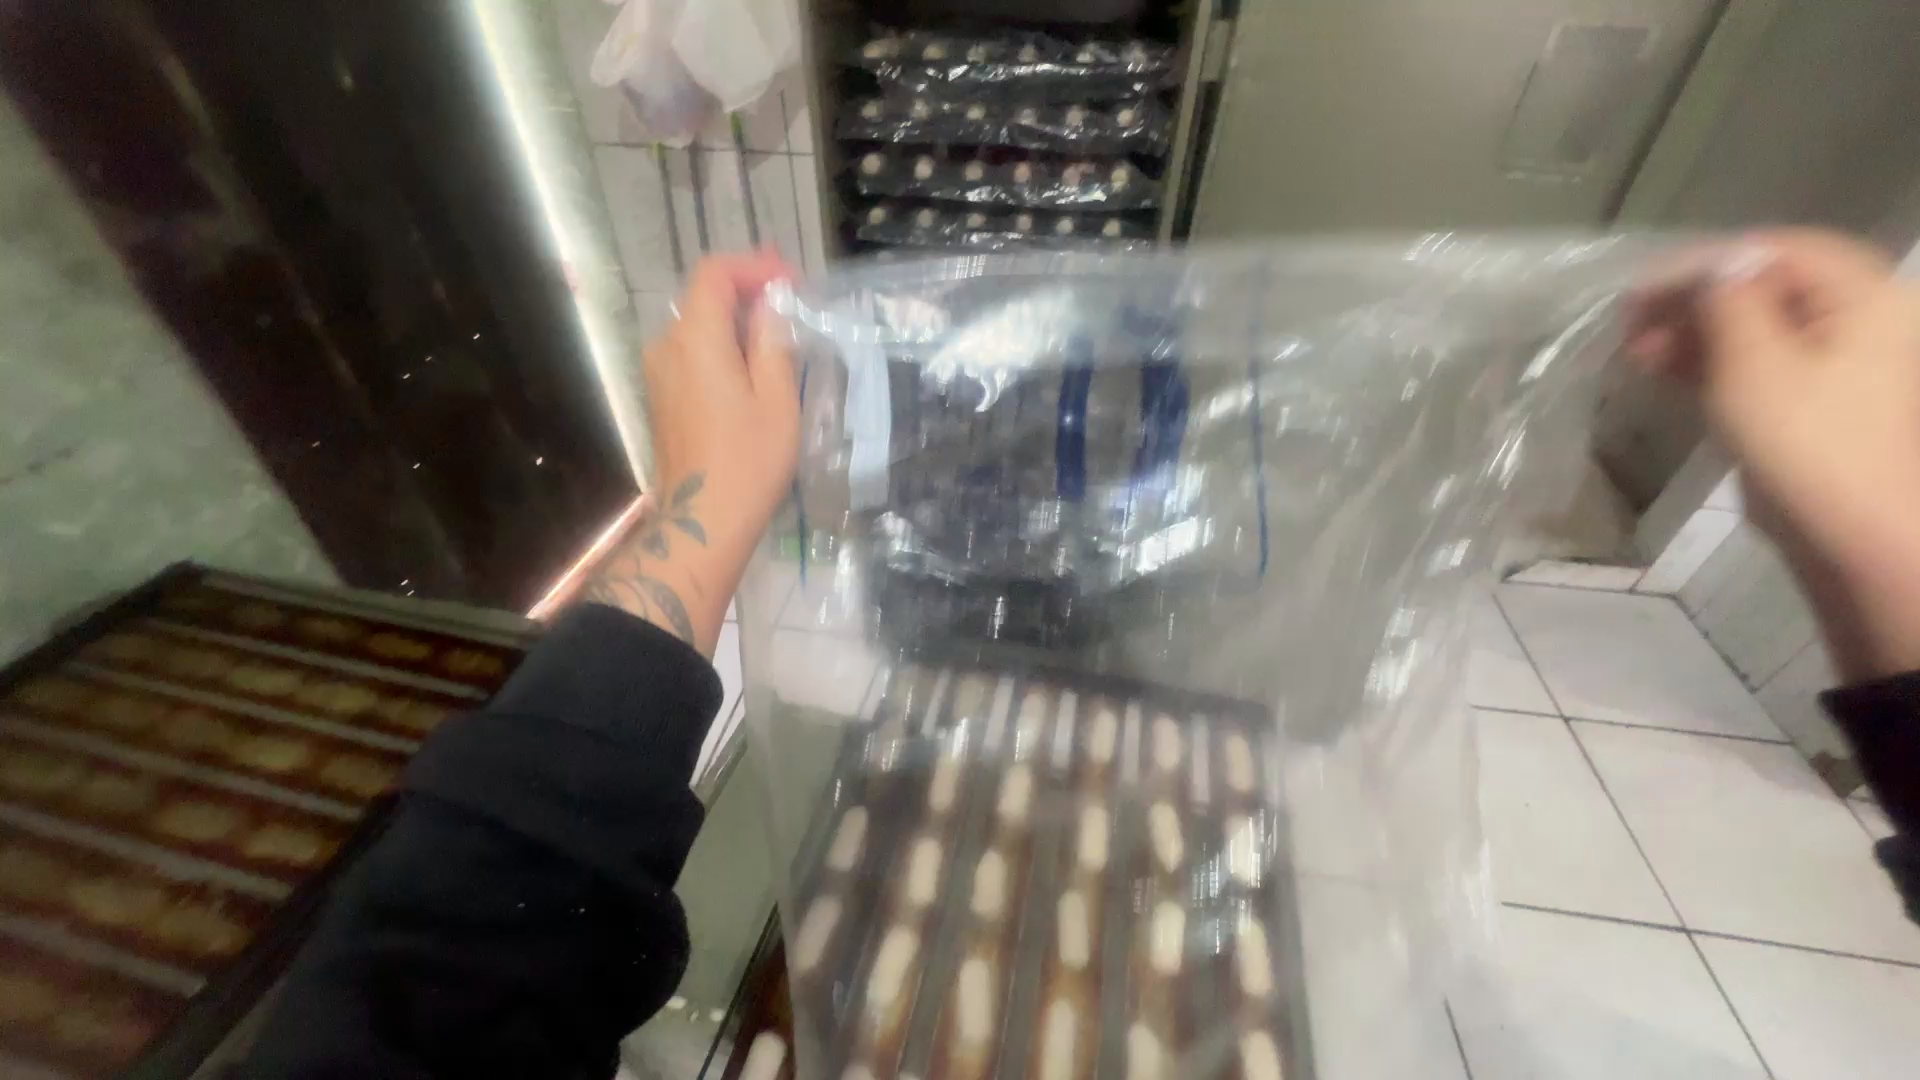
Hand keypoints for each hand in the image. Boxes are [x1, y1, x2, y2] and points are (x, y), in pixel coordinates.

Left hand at [577, 252, 799, 655]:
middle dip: (747, 294)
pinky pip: (692, 356)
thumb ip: (773, 342)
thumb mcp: (777, 398)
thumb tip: (770, 308)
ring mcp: (659, 374)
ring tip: (778, 342)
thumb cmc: (749, 460)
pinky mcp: (662, 399)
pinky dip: (722, 351)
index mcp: (696, 338)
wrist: (704, 520)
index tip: (790, 282)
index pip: (715, 274)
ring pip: (698, 329)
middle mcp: (667, 346)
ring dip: (736, 325)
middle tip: (791, 305)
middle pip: (704, 299)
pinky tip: (751, 374)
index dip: (753, 268)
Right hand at [1631, 229, 1919, 678]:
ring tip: (1633, 348)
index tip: (1643, 285)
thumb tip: (1714, 263)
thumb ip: (1732, 305)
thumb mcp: (1756, 364)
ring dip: (1689, 330)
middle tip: (1628, 317)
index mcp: (1861, 300)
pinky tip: (1656, 367)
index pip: (1782, 252)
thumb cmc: (1803, 437)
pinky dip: (1701, 358)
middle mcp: (1852, 319)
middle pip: (1765, 286)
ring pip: (1749, 325)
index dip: (1710, 261)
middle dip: (1693, 297)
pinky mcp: (1798, 395)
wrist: (1845, 523)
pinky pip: (1747, 359)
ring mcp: (1826, 359)